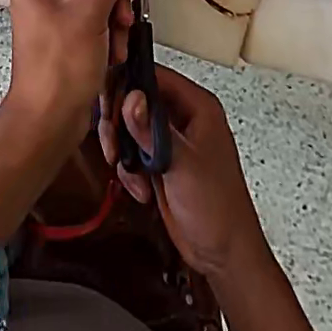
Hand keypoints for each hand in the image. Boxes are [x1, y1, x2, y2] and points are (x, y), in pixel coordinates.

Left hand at [1, 0, 136, 158]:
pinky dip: (110, 36)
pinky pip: (98, 24)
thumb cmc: (58, 68)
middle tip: (120, 16)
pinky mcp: (70, 40)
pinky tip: (112, 52)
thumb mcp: (90, 12)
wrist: (51, 120)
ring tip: (115, 41)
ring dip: (114, 20)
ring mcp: (57, 20)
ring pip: (99, 2)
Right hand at [101, 65, 268, 279]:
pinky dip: (130, 169)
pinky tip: (141, 189)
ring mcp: (171, 140)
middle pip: (137, 100)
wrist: (222, 254)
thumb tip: (130, 97)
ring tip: (129, 171)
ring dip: (124, 150)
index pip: (155, 76)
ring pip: (131, 127)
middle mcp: (183, 117)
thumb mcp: (181, 163)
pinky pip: (133, 152)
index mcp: (197, 106)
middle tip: (113, 145)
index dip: (128, 85)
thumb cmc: (216, 206)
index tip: (109, 105)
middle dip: (121, 123)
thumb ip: (151, 130)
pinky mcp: (160, 162)